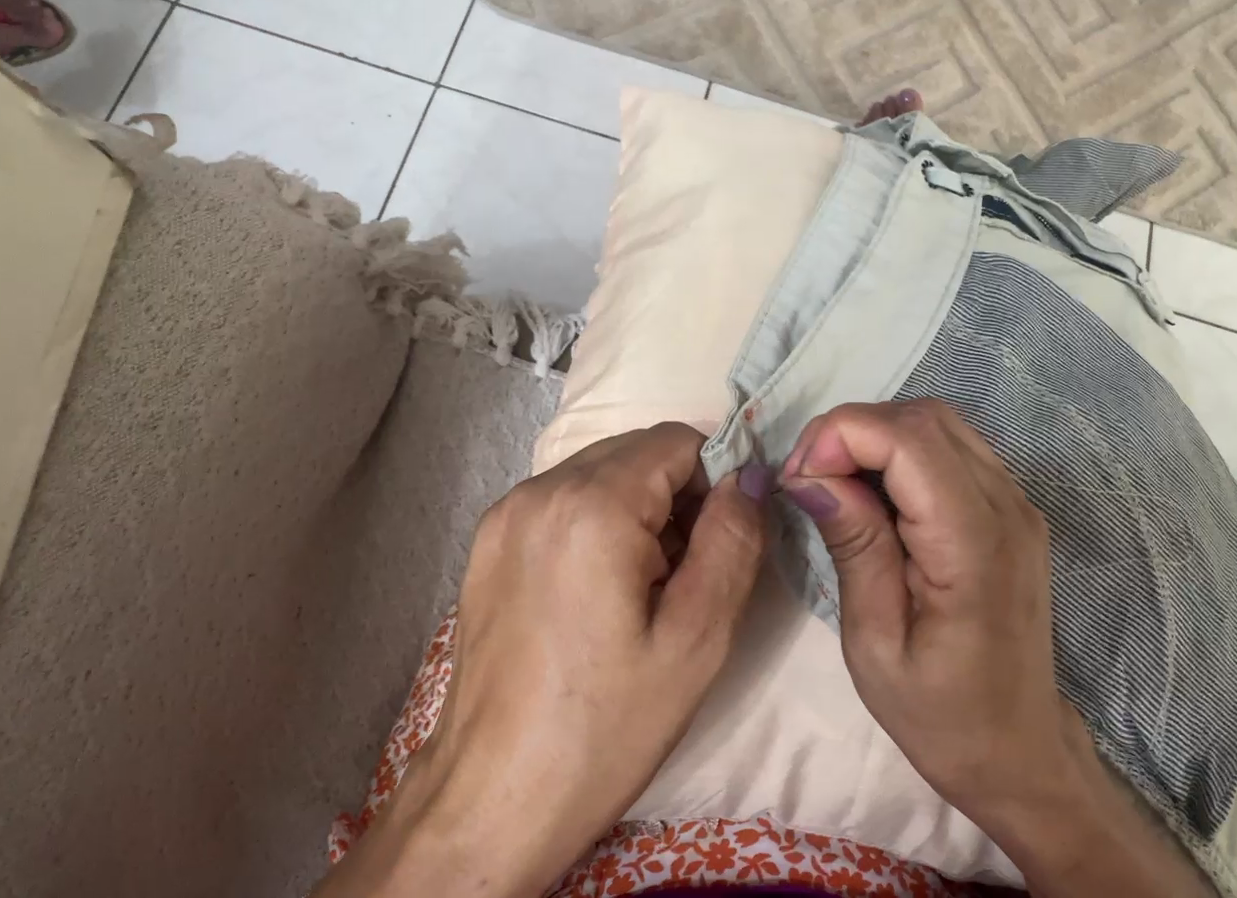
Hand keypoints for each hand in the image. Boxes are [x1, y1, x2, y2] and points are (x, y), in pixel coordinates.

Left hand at [315, 423, 769, 897]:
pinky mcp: (487, 541)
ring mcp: (505, 514)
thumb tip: (749, 476)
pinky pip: (562, 500)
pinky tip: (600, 590)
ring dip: (637, 508)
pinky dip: (596, 522)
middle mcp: (538, 490)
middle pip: (635, 452)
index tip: (724, 539)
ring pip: (598, 472)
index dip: (714, 478)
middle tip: (688, 572)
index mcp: (591, 507)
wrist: (493, 796)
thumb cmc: (606, 725)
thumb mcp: (696, 638)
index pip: (676, 440)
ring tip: (645, 587)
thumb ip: (733, 540)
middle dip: (676, 493)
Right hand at [781, 399, 1212, 897]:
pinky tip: (875, 493)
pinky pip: (953, 449)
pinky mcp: (1012, 510)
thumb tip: (811, 473)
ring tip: (835, 484)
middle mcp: (1008, 507)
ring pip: (939, 423)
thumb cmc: (940, 715)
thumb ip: (853, 545)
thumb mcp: (874, 642)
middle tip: (809, 479)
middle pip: (925, 418)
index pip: (909, 440)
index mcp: (974, 545)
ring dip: (876, 437)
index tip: (797, 476)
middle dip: (853, 430)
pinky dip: (902, 452)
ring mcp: (1018, 504)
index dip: (843, 434)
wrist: (1019, 750)